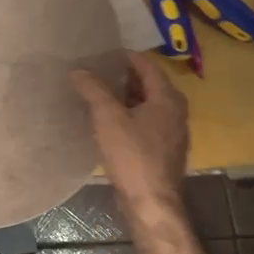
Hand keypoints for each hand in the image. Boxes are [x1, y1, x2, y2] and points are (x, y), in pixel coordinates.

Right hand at [71, 50, 189, 217]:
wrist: (151, 201)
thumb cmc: (132, 154)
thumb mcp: (107, 117)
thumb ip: (93, 89)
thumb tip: (78, 70)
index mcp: (167, 99)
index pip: (148, 66)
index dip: (126, 57)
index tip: (103, 52)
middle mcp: (176, 112)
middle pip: (151, 84)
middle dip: (125, 75)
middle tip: (98, 70)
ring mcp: (173, 132)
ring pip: (149, 104)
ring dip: (127, 95)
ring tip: (99, 92)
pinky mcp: (164, 149)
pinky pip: (147, 120)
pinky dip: (130, 113)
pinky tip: (110, 120)